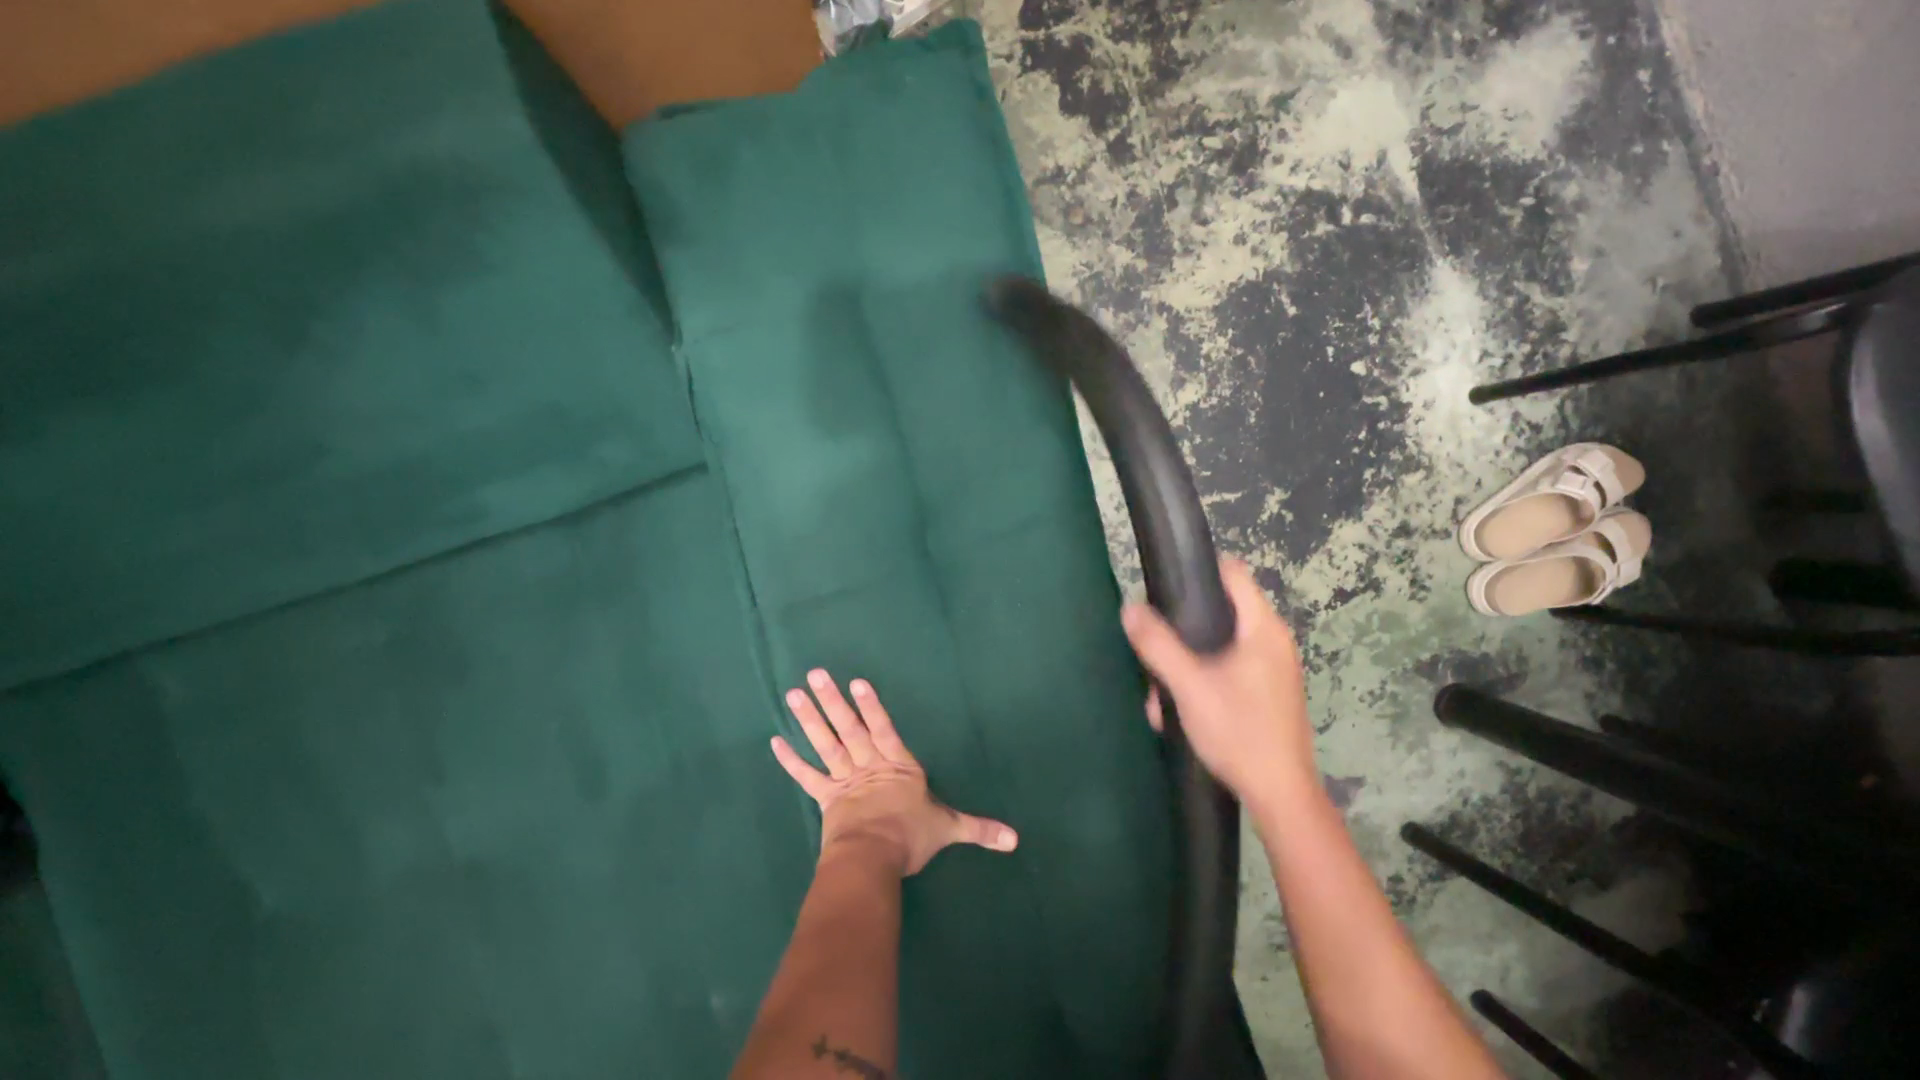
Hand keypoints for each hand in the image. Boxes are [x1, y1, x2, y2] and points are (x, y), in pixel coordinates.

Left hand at [772, 669, 1017, 875]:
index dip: (872, 705)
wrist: (872, 858)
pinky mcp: (825, 798)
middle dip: (832, 700)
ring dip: (810, 718)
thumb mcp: (949, 829)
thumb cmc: (910, 838)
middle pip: (849, 728)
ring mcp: (844, 780)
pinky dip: (791, 760)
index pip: (884, 728)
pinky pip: (806, 776)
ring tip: (794, 693)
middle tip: (815, 673)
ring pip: (825, 743)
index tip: (856, 681)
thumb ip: (979, 829)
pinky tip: (775, 741)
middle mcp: (868, 766)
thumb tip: (1015, 839)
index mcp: (898, 766)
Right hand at [1121, 558, 1316, 808]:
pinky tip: (1180, 712)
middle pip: (1221, 613)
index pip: (1234, 573)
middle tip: (1154, 654)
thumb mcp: (1189, 687)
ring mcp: (1274, 670)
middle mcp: (1274, 642)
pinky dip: (1203, 683)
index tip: (1165, 587)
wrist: (1279, 793)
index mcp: (1263, 629)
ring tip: (1162, 696)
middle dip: (1183, 633)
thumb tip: (1130, 608)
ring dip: (1187, 667)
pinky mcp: (1269, 694)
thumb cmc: (1238, 731)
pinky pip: (1229, 672)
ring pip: (1220, 648)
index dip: (1199, 571)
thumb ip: (1158, 645)